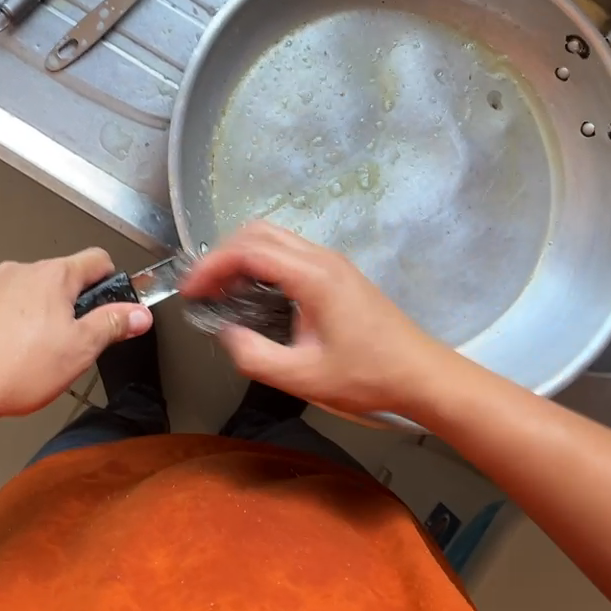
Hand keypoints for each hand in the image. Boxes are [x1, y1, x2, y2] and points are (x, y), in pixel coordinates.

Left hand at [0, 248, 151, 422]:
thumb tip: (137, 314)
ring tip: (27, 358)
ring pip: (20, 296)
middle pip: (56, 279)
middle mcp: (18, 272)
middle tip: (68, 343)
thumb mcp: (79, 350)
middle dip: (66, 307)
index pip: (96, 259)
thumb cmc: (8, 368)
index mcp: (53, 276)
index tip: (112, 301)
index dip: (110, 280)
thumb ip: (112, 326)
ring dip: (29, 318)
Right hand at [180, 223, 456, 417]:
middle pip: (258, 232)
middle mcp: (321, 258)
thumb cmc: (367, 376)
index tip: (190, 290)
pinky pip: (287, 251)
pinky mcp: (336, 272)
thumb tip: (226, 335)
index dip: (211, 266)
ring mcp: (331, 262)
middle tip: (202, 288)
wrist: (420, 375)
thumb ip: (255, 356)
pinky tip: (252, 292)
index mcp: (312, 276)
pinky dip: (259, 261)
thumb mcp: (302, 377)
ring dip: (240, 255)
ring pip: (273, 237)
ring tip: (220, 290)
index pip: (248, 251)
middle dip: (221, 255)